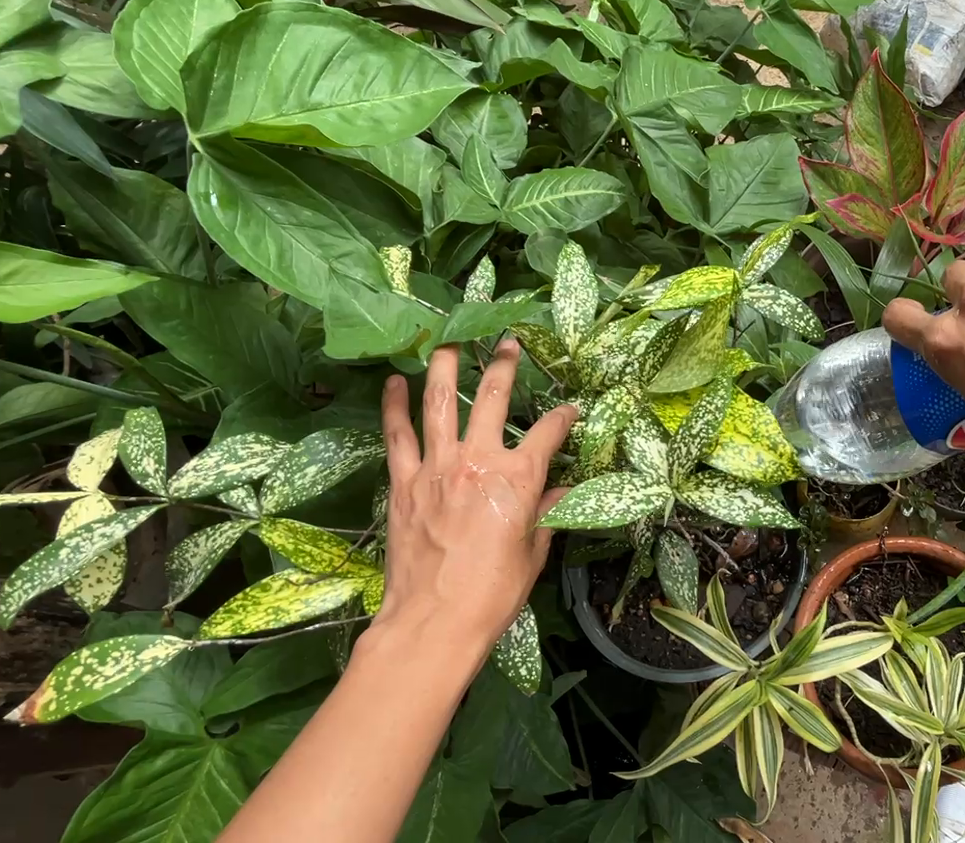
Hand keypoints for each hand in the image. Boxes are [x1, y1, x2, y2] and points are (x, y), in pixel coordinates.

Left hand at [372, 341, 577, 663]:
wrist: (433, 622)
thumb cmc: (495, 592)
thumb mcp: (535, 550)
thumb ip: (547, 510)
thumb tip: (559, 488)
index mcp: (519, 477)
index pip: (549, 431)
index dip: (564, 416)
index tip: (570, 410)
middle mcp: (479, 460)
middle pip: (493, 398)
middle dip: (505, 365)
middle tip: (508, 343)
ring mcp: (437, 468)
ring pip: (441, 404)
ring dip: (446, 368)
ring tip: (449, 342)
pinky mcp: (405, 483)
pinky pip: (398, 437)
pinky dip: (395, 407)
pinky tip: (394, 383)